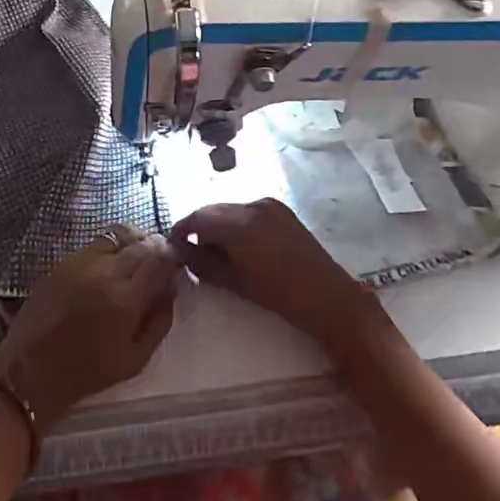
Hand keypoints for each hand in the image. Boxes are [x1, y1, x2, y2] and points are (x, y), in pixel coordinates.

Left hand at [0, 225, 178, 431]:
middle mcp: (106, 272)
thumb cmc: (88, 371)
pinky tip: (113, 262)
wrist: (31, 372)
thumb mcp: (137, 358)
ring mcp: (82, 262)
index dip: (174, 259)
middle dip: (158, 247)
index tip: (177, 267)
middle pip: (143, 243)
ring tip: (138, 255)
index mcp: (127, 298)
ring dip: (136, 240)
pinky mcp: (64, 261)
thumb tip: (172, 287)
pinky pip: (97, 242)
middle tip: (162, 259)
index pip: (162, 260)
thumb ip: (161, 319)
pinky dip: (112, 246)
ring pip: (120, 234)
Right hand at [172, 199, 373, 346]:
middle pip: (213, 209)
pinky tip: (235, 246)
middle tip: (188, 252)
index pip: (199, 217)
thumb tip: (181, 251)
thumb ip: (204, 262)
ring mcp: (270, 204)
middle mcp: (255, 204)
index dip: (181, 230)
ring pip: (230, 209)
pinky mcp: (280, 210)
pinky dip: (235, 224)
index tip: (172, 246)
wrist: (327, 296)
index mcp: (242, 222)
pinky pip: (247, 211)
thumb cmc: (279, 295)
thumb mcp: (234, 282)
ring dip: (216, 226)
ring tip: (212, 251)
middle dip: (198, 227)